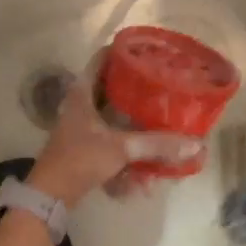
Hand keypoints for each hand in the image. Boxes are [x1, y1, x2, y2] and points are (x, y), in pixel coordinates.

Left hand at [27, 54, 203, 206]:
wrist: (50, 194)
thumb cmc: (80, 159)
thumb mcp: (121, 148)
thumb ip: (157, 145)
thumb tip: (195, 144)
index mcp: (82, 92)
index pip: (102, 58)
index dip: (124, 51)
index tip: (150, 51)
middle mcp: (81, 105)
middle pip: (113, 88)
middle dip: (139, 92)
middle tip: (164, 89)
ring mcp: (82, 127)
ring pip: (115, 118)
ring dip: (136, 130)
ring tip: (161, 136)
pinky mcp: (86, 148)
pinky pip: (113, 142)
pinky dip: (128, 154)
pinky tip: (143, 177)